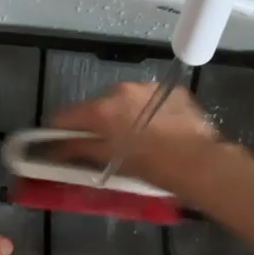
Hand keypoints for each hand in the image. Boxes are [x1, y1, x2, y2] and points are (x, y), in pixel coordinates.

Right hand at [49, 82, 218, 184]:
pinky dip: (149, 111)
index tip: (59, 142)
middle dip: (97, 123)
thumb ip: (78, 150)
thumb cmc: (151, 167)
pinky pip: (150, 99)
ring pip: (124, 100)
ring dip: (124, 115)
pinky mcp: (171, 90)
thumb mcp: (111, 161)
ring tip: (137, 138)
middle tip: (107, 145)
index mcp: (101, 110)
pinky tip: (160, 129)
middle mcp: (120, 91)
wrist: (199, 162)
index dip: (58, 129)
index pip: (65, 115)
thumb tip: (54, 149)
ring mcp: (147, 87)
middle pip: (96, 106)